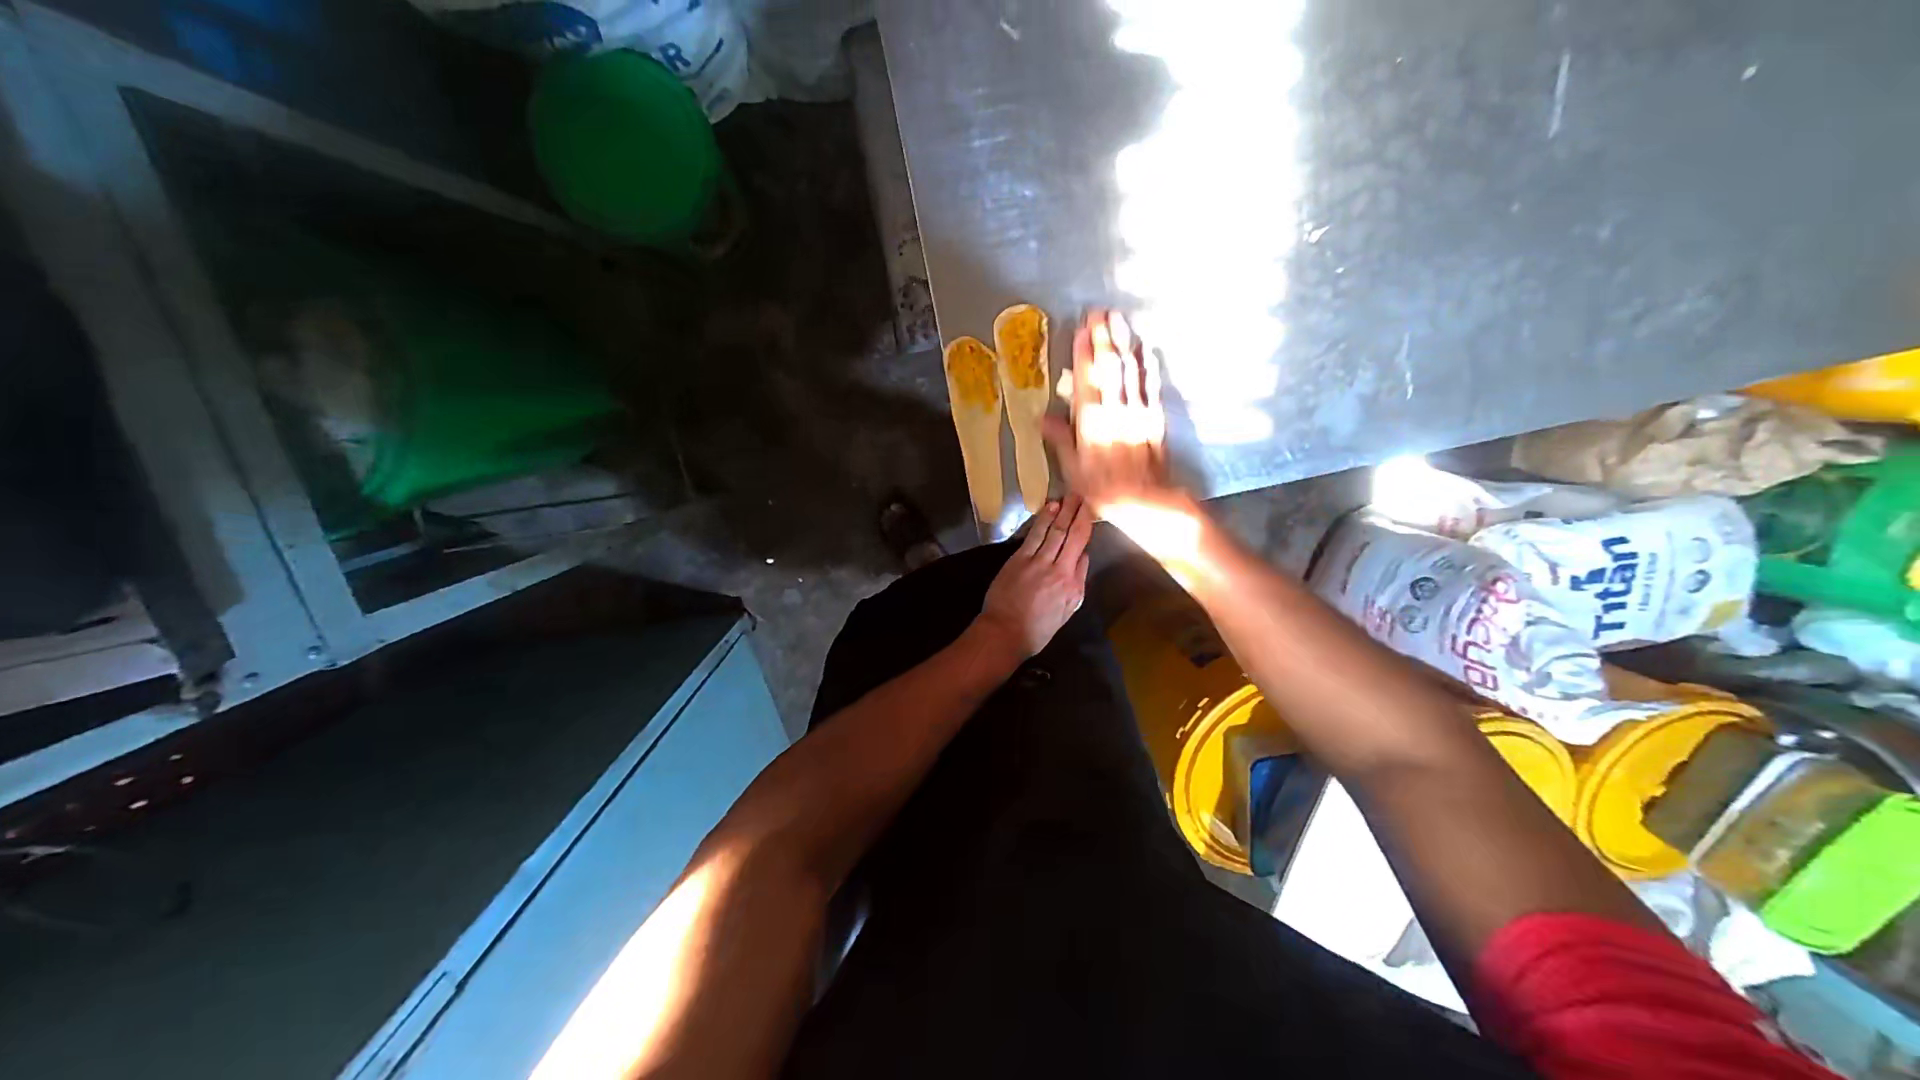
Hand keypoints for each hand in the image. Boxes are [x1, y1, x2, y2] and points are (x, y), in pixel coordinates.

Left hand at [976, 494, 1094, 657]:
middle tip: (1082, 494)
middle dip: (1077, 512)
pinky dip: (1043, 519)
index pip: (1082, 546)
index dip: (1087, 525)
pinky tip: (1049, 508)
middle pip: (1070, 534)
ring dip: (1061, 511)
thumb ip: (1078, 582)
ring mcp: (1037, 562)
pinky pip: (1034, 535)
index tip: (1090, 510)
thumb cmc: (1038, 628)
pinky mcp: (1018, 560)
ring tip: (1068, 496)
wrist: (1005, 632)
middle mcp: (1058, 569)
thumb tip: (1083, 556)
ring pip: (1053, 530)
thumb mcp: (1068, 609)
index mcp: (1072, 583)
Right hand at [1042, 310, 1203, 562]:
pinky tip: (1144, 349)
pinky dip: (1146, 364)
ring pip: (1131, 369)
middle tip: (1100, 312)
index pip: (1087, 380)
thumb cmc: (1104, 490)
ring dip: (1124, 342)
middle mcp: (1116, 412)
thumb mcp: (1074, 470)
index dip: (1084, 353)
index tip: (1081, 328)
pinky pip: (1150, 384)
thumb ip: (1062, 440)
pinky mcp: (1155, 417)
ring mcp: (1138, 412)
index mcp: (1092, 423)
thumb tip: (1045, 417)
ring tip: (1119, 319)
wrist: (1147, 502)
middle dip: (1104, 338)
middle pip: (1110, 367)